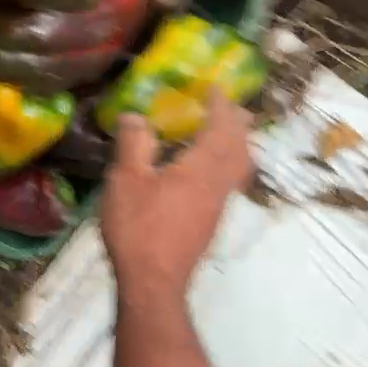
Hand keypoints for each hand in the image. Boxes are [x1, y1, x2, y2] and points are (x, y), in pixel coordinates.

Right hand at [102, 86, 253, 307]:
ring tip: (226, 133)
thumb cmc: (138, 225)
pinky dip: (226, 163)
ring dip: (237, 144)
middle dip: (238, 125)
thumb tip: (137, 115)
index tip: (216, 87)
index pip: (220, 129)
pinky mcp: (210, 221)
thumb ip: (134, 145)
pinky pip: (228, 181)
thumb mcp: (126, 180)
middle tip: (231, 107)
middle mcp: (218, 185)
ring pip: (239, 167)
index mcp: (201, 169)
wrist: (154, 279)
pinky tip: (206, 169)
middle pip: (240, 149)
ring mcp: (218, 205)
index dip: (220, 107)